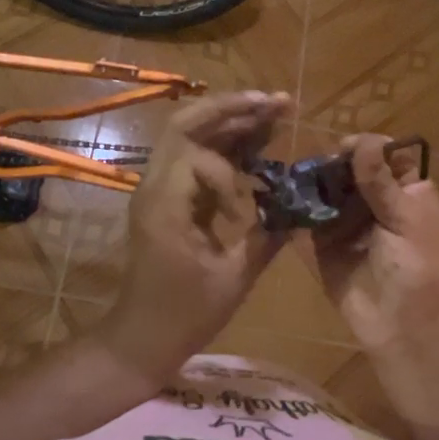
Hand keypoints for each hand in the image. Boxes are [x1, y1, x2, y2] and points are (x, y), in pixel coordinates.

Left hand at [97, 91, 290, 378]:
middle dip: (231, 108)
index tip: (246, 212)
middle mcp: (154, 184)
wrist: (140, 339)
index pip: (196, 155)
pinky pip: (196, 155)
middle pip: (187, 123)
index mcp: (164, 203)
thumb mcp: (232, 280)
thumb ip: (266, 238)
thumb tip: (298, 207)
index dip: (230, 175)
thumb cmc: (183, 316)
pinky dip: (226, 144)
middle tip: (274, 100)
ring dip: (231, 119)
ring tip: (274, 109)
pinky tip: (258, 142)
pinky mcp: (169, 195)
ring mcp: (158, 186)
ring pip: (191, 133)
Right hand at [312, 134, 438, 352]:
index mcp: (406, 191)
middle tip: (315, 165)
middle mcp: (376, 200)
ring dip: (313, 180)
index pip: (384, 154)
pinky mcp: (325, 242)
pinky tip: (285, 195)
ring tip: (297, 178)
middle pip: (350, 168)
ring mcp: (348, 221)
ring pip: (328, 188)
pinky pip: (310, 216)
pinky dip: (298, 205)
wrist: (405, 329)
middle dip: (333, 163)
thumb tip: (362, 140)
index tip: (345, 148)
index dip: (366, 147)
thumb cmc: (418, 269)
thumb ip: (379, 180)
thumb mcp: (405, 218)